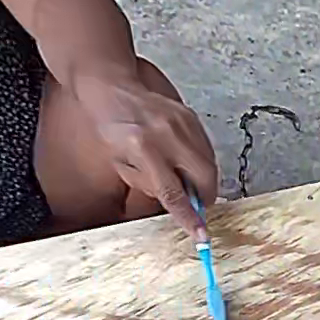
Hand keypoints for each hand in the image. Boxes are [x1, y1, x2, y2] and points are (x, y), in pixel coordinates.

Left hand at [72, 69, 219, 242]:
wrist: (109, 84)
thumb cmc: (111, 125)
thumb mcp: (122, 161)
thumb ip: (152, 185)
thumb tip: (181, 206)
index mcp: (141, 148)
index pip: (172, 193)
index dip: (189, 217)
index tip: (201, 235)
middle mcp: (165, 136)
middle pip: (203, 180)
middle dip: (203, 196)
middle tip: (193, 200)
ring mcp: (182, 125)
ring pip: (209, 168)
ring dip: (201, 179)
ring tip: (180, 171)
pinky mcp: (192, 118)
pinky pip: (207, 152)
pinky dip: (199, 162)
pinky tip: (182, 157)